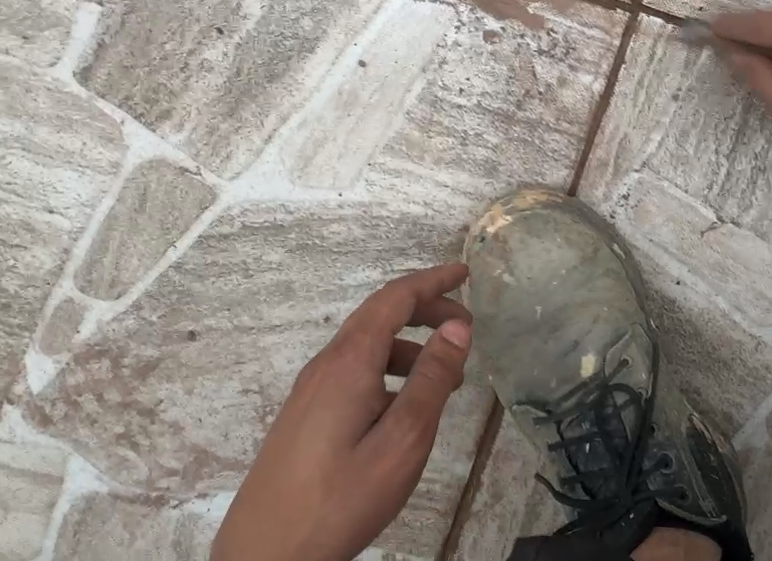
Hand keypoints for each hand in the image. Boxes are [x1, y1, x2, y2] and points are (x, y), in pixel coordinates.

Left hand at [212, 263, 473, 560]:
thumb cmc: (340, 499)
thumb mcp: (402, 441)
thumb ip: (432, 379)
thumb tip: (458, 326)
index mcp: (350, 361)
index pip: (395, 298)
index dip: (432, 281)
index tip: (465, 272)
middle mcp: (327, 365)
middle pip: (380, 315)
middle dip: (426, 310)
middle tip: (466, 328)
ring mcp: (310, 392)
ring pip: (368, 346)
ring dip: (411, 345)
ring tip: (447, 377)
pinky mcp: (305, 417)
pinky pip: (355, 371)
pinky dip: (390, 369)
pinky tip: (405, 406)